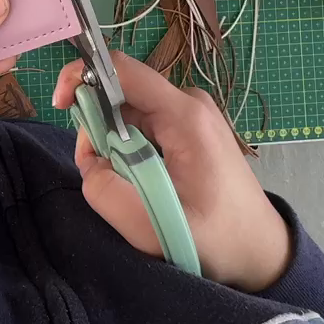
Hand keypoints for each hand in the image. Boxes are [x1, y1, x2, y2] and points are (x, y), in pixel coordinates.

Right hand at [54, 52, 292, 290]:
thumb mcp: (156, 227)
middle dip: (96, 128)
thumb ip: (108, 193)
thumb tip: (87, 161)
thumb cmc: (220, 241)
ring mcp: (189, 114)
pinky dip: (126, 150)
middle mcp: (186, 103)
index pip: (122, 69)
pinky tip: (138, 181)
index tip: (61, 106)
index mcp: (184, 115)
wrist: (263, 254)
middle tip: (99, 172)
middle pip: (119, 93)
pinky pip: (139, 124)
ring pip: (126, 112)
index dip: (82, 77)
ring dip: (111, 145)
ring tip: (126, 187)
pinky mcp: (187, 128)